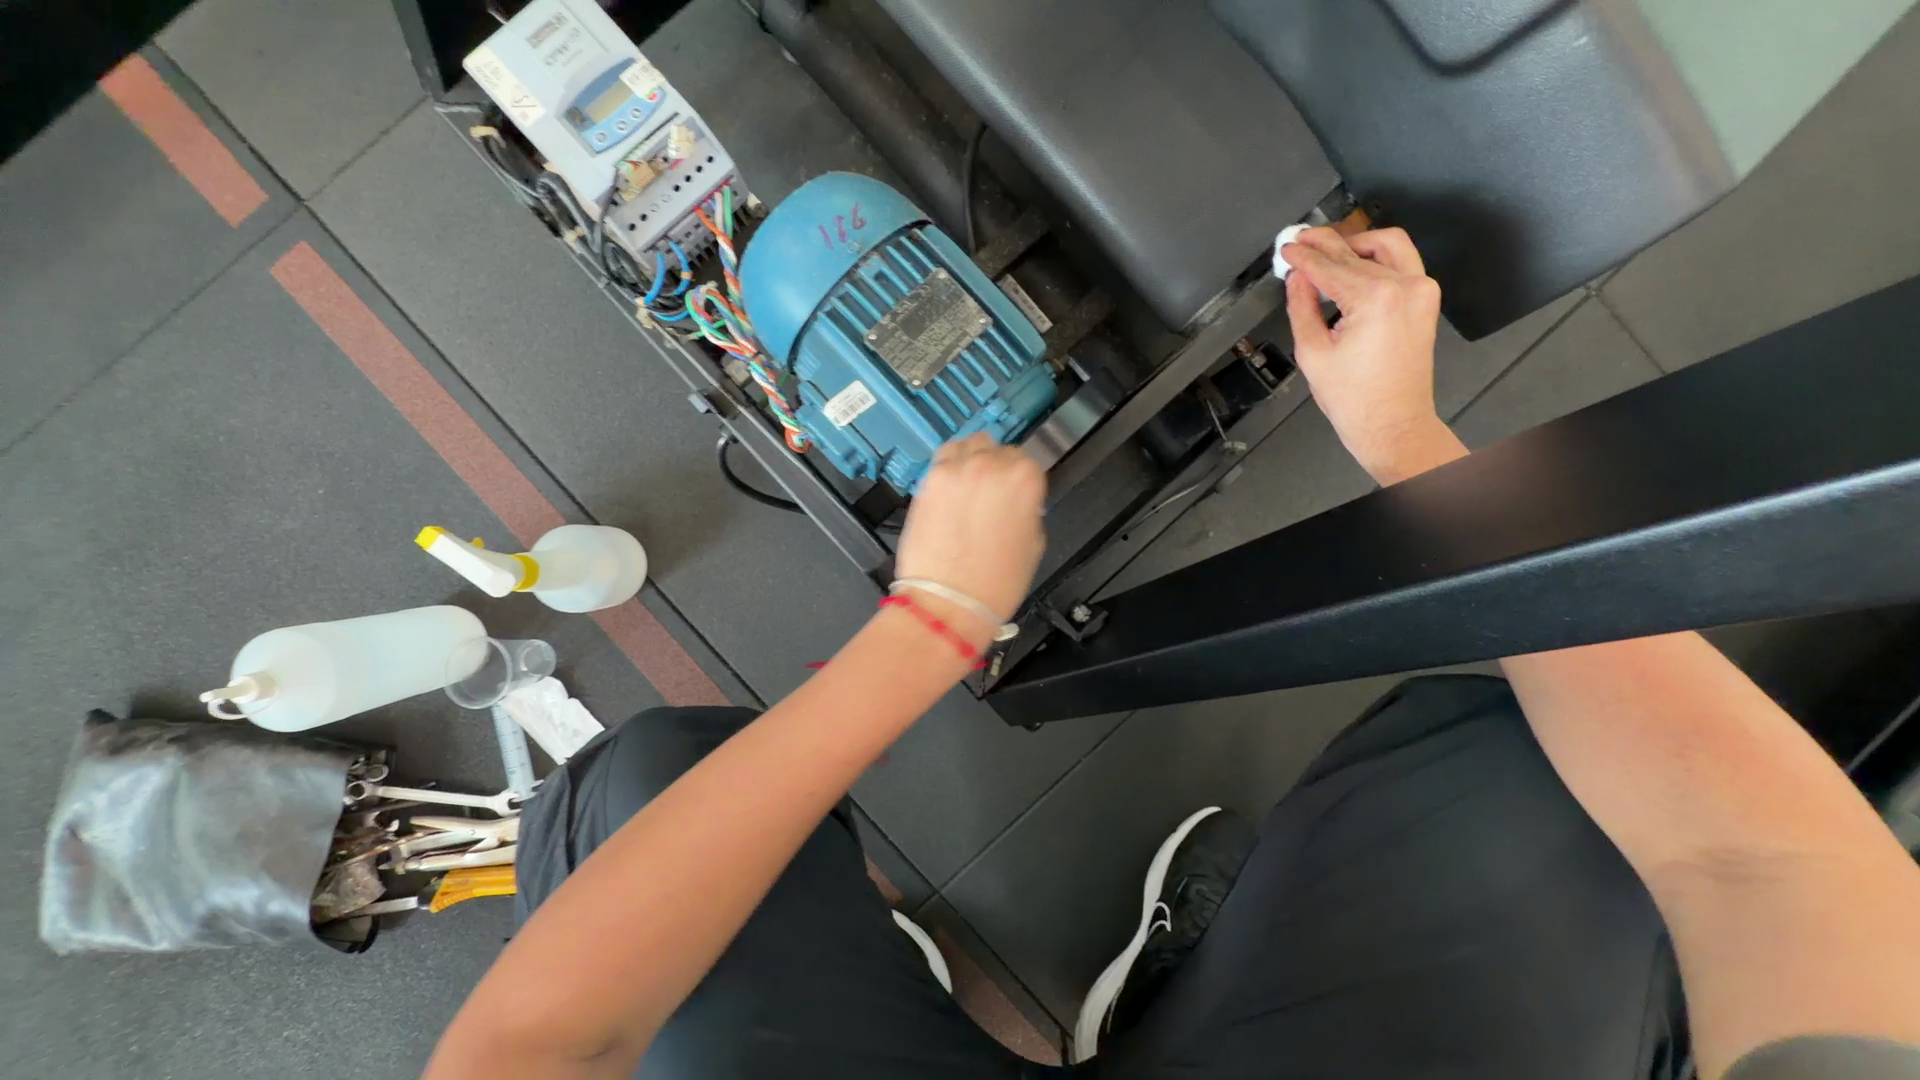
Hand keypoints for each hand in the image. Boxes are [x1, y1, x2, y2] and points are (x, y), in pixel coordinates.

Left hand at [894, 435, 1046, 640]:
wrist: (950, 603)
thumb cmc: (995, 583)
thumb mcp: (1034, 544)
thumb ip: (1028, 510)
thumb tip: (1020, 501)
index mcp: (1025, 479)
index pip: (1026, 461)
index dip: (1020, 480)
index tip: (1014, 493)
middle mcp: (991, 465)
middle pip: (995, 449)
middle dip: (995, 467)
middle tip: (990, 493)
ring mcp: (956, 470)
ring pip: (966, 446)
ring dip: (969, 460)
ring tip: (967, 486)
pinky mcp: (928, 481)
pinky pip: (940, 460)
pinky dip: (946, 469)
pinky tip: (948, 491)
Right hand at [1280, 227, 1463, 483]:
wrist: (1392, 423)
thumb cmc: (1355, 398)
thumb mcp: (1312, 351)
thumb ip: (1302, 306)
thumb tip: (1297, 278)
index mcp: (1375, 298)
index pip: (1329, 267)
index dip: (1303, 257)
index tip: (1287, 248)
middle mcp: (1404, 286)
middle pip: (1356, 252)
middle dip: (1325, 246)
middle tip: (1301, 241)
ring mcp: (1420, 290)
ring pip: (1387, 245)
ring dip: (1355, 243)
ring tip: (1327, 250)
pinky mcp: (1425, 300)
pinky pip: (1402, 262)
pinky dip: (1376, 258)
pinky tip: (1353, 266)